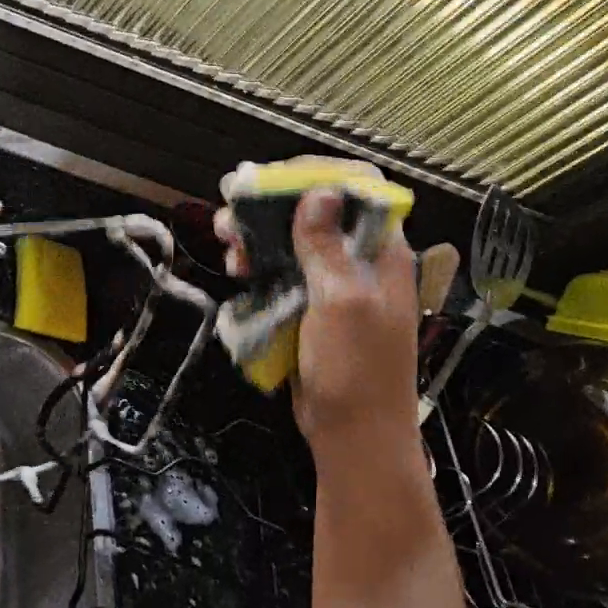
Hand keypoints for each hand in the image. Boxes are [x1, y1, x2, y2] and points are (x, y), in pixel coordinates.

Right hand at [216, 167, 419, 449]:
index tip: (268, 180)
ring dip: (255, 235)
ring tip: (225, 242)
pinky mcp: (309, 307)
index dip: (315, 176)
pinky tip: (236, 269)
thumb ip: (326, 246)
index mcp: (382, 254)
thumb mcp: (340, 301)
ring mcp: (333, 285)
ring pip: (290, 241)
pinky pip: (280, 271)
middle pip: (315, 212)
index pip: (357, 191)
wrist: (354, 431)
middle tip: (229, 212)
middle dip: (270, 206)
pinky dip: (256, 264)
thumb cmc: (355, 366)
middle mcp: (359, 261)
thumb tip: (321, 191)